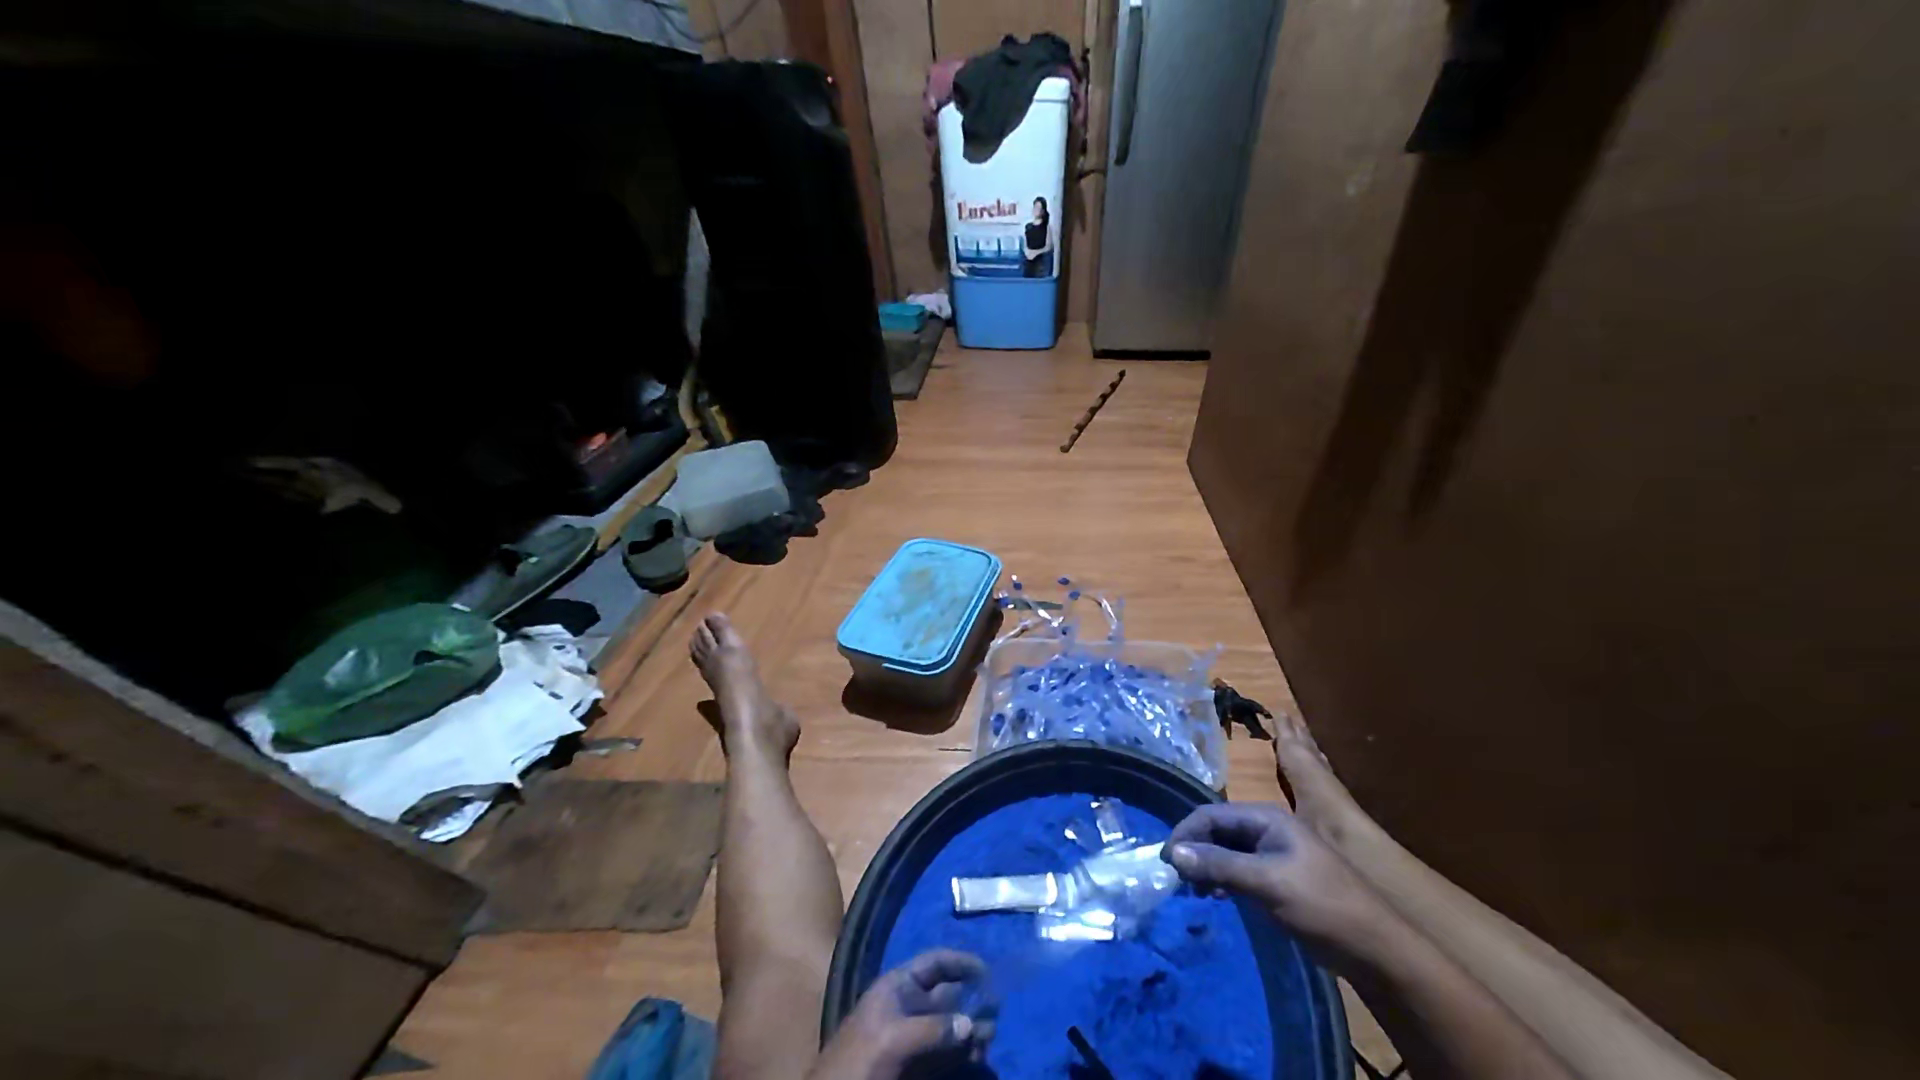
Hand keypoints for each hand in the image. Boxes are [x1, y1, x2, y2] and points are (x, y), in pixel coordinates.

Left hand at [810, 950, 991, 1079]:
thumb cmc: (859, 1061)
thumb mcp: (893, 1039)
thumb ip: (933, 1028)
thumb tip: (971, 1024)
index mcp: (897, 987)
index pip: (934, 963)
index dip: (960, 962)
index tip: (987, 971)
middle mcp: (908, 1006)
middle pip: (947, 995)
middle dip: (972, 1000)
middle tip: (997, 1011)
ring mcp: (913, 1037)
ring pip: (950, 1025)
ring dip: (971, 1029)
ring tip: (990, 1037)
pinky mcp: (916, 1066)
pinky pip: (946, 1052)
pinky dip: (963, 1052)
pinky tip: (978, 1055)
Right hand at [1165, 802, 1393, 958]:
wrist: (1374, 947)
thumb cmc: (1321, 904)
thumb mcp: (1266, 882)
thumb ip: (1219, 865)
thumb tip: (1174, 853)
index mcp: (1267, 818)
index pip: (1212, 814)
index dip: (1186, 833)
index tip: (1167, 861)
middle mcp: (1267, 828)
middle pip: (1217, 829)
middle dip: (1194, 850)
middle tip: (1180, 880)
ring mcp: (1273, 853)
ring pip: (1225, 850)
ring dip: (1206, 866)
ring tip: (1197, 891)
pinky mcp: (1277, 878)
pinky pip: (1238, 869)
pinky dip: (1222, 879)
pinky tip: (1218, 897)